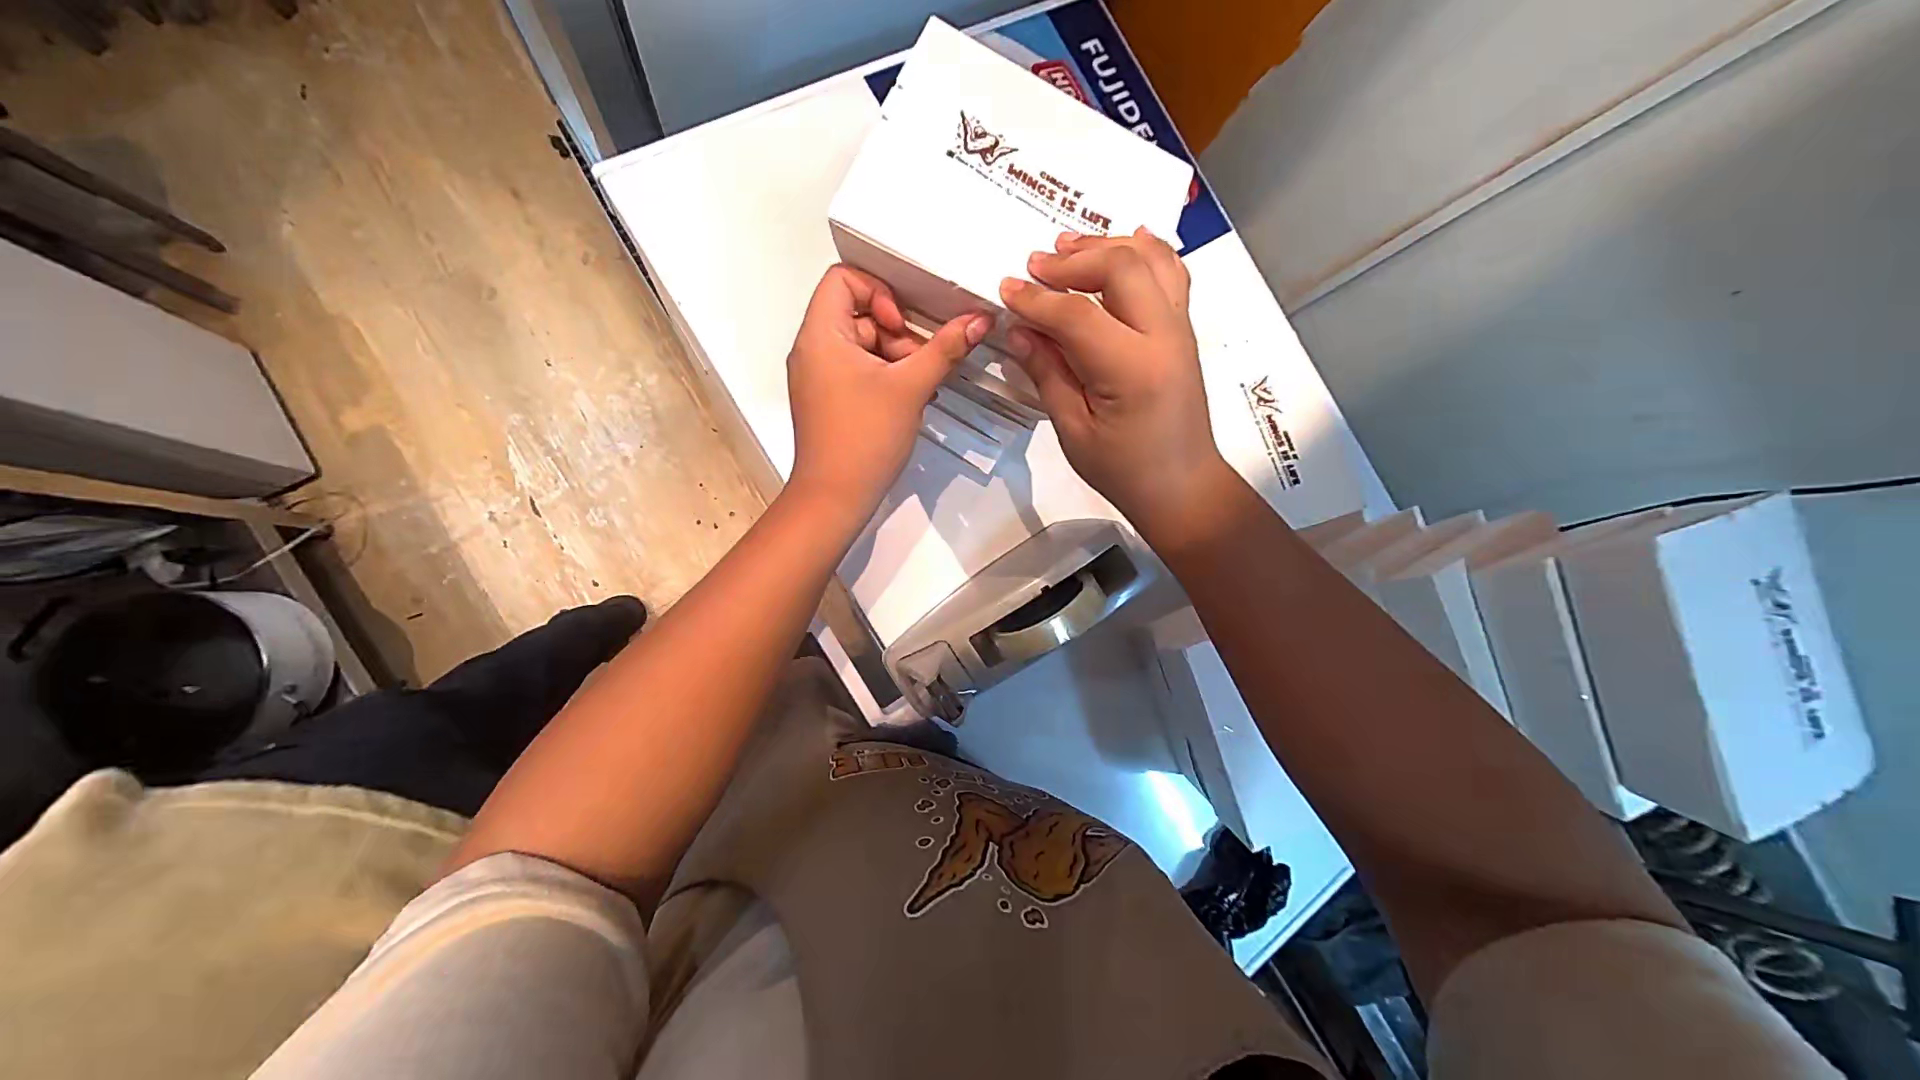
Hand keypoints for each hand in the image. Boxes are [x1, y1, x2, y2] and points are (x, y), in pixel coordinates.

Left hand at [787, 265, 988, 516]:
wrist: (835, 497)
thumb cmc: (857, 446)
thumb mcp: (911, 388)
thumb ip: (946, 348)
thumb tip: (974, 322)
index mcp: (820, 336)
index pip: (843, 278)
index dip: (879, 291)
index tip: (901, 323)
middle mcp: (812, 351)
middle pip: (858, 312)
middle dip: (895, 331)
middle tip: (916, 359)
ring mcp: (819, 376)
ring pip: (862, 343)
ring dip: (895, 356)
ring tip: (914, 385)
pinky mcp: (829, 398)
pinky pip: (858, 369)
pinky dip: (885, 375)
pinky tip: (906, 398)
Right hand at [998, 229, 1232, 535]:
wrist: (1183, 487)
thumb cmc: (1127, 471)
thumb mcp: (1074, 432)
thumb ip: (1049, 374)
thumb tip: (1022, 332)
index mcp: (1132, 371)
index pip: (1077, 315)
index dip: (1036, 300)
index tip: (1007, 290)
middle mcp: (1164, 338)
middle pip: (1120, 267)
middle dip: (1073, 260)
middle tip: (1036, 266)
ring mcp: (1180, 330)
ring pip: (1150, 259)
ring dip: (1107, 246)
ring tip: (1070, 246)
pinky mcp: (1184, 331)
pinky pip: (1171, 274)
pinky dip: (1146, 252)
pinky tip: (1124, 243)